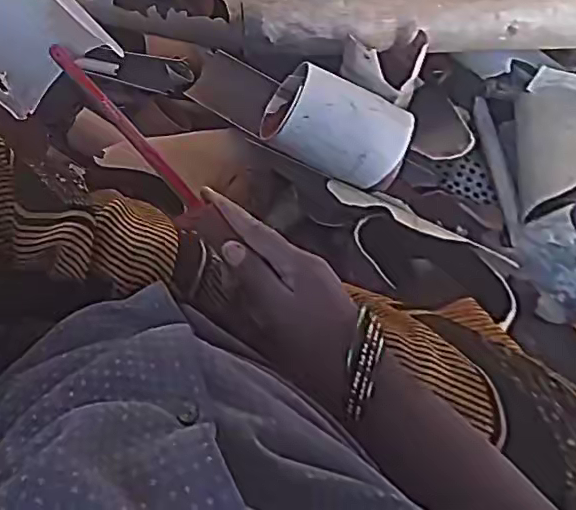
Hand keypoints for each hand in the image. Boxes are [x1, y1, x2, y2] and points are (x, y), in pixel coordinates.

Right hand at [180, 188, 361, 414]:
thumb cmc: (317, 346)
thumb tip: (230, 245)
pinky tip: (256, 266)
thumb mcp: (277, 310)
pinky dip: (263, 258)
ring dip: (250, 241)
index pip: (255, 228)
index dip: (228, 210)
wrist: (369, 382)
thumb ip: (252, 274)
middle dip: (238, 222)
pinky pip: (283, 265)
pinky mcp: (321, 294)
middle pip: (266, 236)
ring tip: (226, 235)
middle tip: (211, 211)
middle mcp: (309, 263)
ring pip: (275, 251)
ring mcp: (318, 278)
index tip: (206, 192)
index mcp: (296, 262)